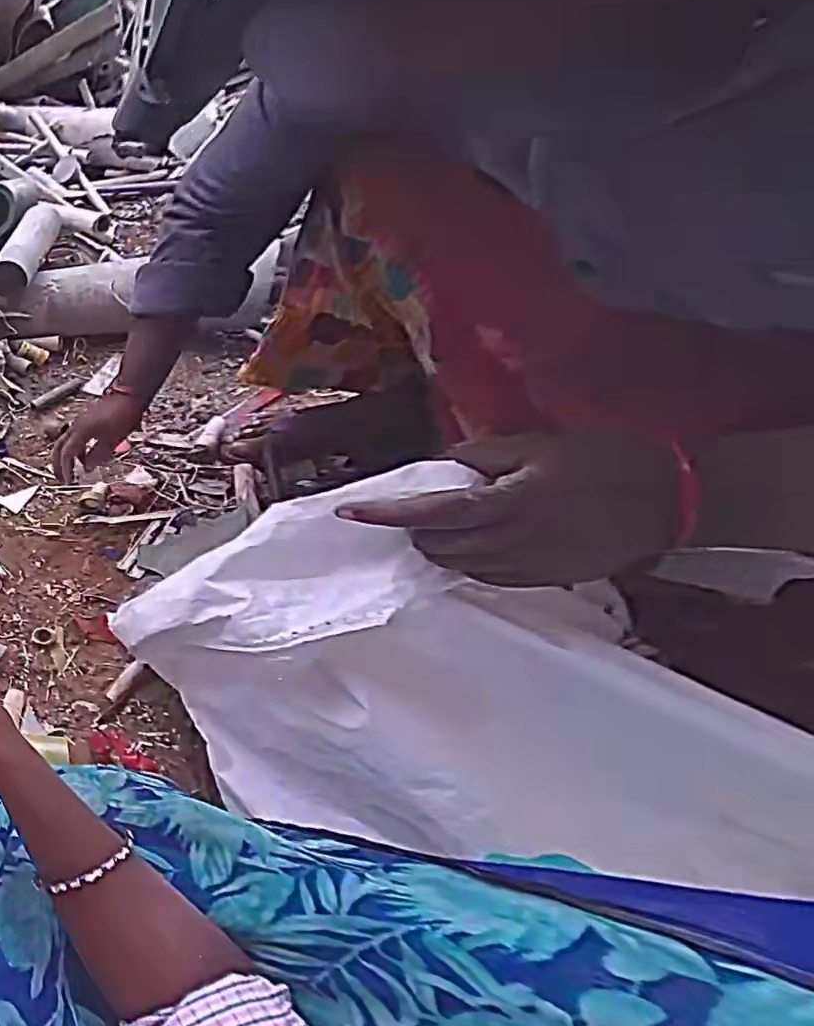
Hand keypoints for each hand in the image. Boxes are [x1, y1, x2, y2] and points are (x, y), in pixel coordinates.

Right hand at [53, 392, 145, 481]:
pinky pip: (75, 437)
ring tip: (75, 468)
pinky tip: (85, 455)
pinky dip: (77, 448)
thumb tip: (88, 467)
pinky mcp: (86, 420)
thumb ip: (97, 456)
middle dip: (58, 463)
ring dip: (68, 456)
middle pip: (59, 447)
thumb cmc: (122, 414)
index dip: (66, 469)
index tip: (68, 480)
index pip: (66, 454)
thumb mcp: (111, 441)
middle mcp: (76, 427)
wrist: (129, 396)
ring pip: (66, 442)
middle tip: (61, 476)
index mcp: (80, 432)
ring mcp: (80, 422)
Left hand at [336, 432, 680, 585]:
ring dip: (433, 546)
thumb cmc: (601, 462)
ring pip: (452, 563)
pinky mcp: (541, 579)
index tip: (347, 511)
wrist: (679, 497)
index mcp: (509, 503)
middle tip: (403, 513)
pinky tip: (467, 542)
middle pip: (434, 543)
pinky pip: (481, 575)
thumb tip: (429, 470)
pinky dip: (462, 560)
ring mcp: (527, 565)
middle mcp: (513, 540)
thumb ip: (472, 459)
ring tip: (435, 526)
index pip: (431, 512)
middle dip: (409, 530)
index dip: (385, 514)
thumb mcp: (533, 446)